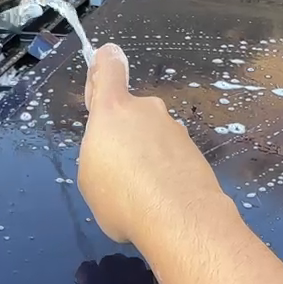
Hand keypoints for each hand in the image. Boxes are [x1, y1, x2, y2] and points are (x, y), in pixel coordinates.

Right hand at [77, 44, 231, 247]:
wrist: (178, 216)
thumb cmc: (121, 197)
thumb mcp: (89, 178)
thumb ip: (97, 152)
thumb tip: (112, 153)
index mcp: (113, 111)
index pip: (108, 68)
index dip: (102, 67)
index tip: (100, 76)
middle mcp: (146, 110)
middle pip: (130, 115)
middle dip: (123, 138)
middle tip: (118, 175)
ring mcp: (173, 129)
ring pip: (152, 138)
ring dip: (144, 160)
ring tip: (140, 196)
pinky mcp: (192, 150)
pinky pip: (170, 157)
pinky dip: (163, 174)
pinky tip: (160, 202)